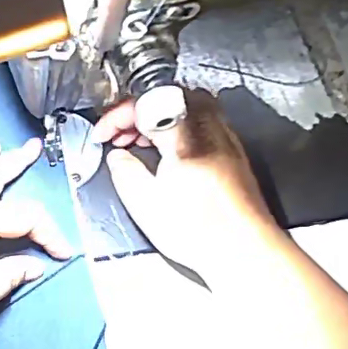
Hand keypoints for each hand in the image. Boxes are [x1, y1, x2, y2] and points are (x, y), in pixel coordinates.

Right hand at [96, 88, 283, 284]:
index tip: (104, 134)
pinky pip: (199, 126)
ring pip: (185, 108)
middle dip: (137, 113)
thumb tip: (118, 157)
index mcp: (184, 134)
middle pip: (167, 97)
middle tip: (120, 136)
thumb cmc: (202, 232)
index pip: (144, 103)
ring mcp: (224, 138)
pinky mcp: (232, 153)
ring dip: (157, 121)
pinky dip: (176, 133)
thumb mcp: (144, 203)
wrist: (243, 251)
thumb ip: (124, 171)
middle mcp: (209, 128)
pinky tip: (167, 158)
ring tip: (140, 146)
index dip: (116, 116)